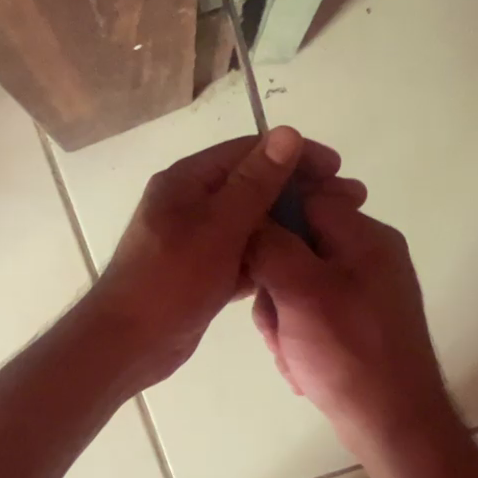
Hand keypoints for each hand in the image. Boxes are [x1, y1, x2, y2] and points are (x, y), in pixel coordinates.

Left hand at [83, 128, 341, 384]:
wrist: (128, 344)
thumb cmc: (169, 281)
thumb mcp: (217, 228)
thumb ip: (254, 183)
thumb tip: (287, 133)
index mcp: (185, 182)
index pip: (247, 152)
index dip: (294, 156)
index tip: (337, 168)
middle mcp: (188, 205)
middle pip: (251, 187)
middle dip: (297, 192)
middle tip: (348, 202)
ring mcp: (194, 242)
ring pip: (249, 225)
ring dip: (287, 226)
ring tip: (332, 232)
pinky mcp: (200, 275)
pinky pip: (241, 257)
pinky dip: (267, 257)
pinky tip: (302, 265)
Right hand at [246, 183, 457, 452]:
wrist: (391, 422)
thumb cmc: (347, 351)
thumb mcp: (300, 291)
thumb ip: (271, 245)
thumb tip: (250, 221)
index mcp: (364, 236)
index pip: (305, 200)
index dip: (269, 224)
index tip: (246, 259)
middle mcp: (368, 256)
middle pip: (294, 248)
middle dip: (272, 288)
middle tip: (277, 323)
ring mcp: (363, 293)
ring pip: (295, 287)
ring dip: (280, 321)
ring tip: (291, 352)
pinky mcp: (357, 325)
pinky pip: (310, 316)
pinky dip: (297, 340)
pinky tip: (300, 365)